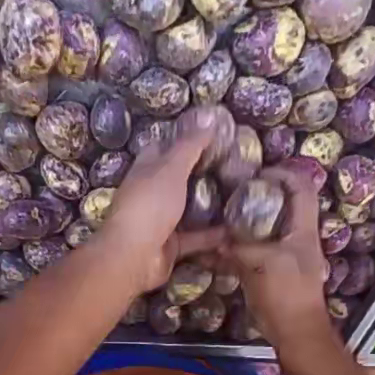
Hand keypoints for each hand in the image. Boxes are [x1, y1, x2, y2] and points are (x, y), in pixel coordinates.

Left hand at [98, 122, 229, 294]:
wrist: (134, 256)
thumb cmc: (149, 205)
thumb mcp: (171, 168)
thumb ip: (190, 146)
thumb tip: (208, 117)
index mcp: (145, 171)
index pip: (161, 148)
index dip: (182, 139)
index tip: (210, 134)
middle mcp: (151, 195)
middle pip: (178, 180)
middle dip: (202, 173)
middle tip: (233, 165)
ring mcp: (160, 222)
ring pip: (189, 210)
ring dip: (210, 206)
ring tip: (240, 195)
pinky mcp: (171, 246)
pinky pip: (196, 238)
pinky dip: (214, 235)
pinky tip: (237, 229)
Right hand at [224, 161, 333, 348]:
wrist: (294, 332)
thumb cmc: (286, 293)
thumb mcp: (262, 262)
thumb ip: (238, 247)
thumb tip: (216, 241)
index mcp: (302, 228)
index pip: (301, 187)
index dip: (283, 173)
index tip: (257, 173)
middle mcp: (294, 237)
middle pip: (279, 207)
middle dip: (256, 198)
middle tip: (230, 195)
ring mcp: (282, 256)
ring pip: (262, 230)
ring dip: (241, 225)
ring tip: (217, 220)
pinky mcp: (269, 273)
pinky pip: (249, 254)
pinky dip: (232, 250)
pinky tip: (211, 252)